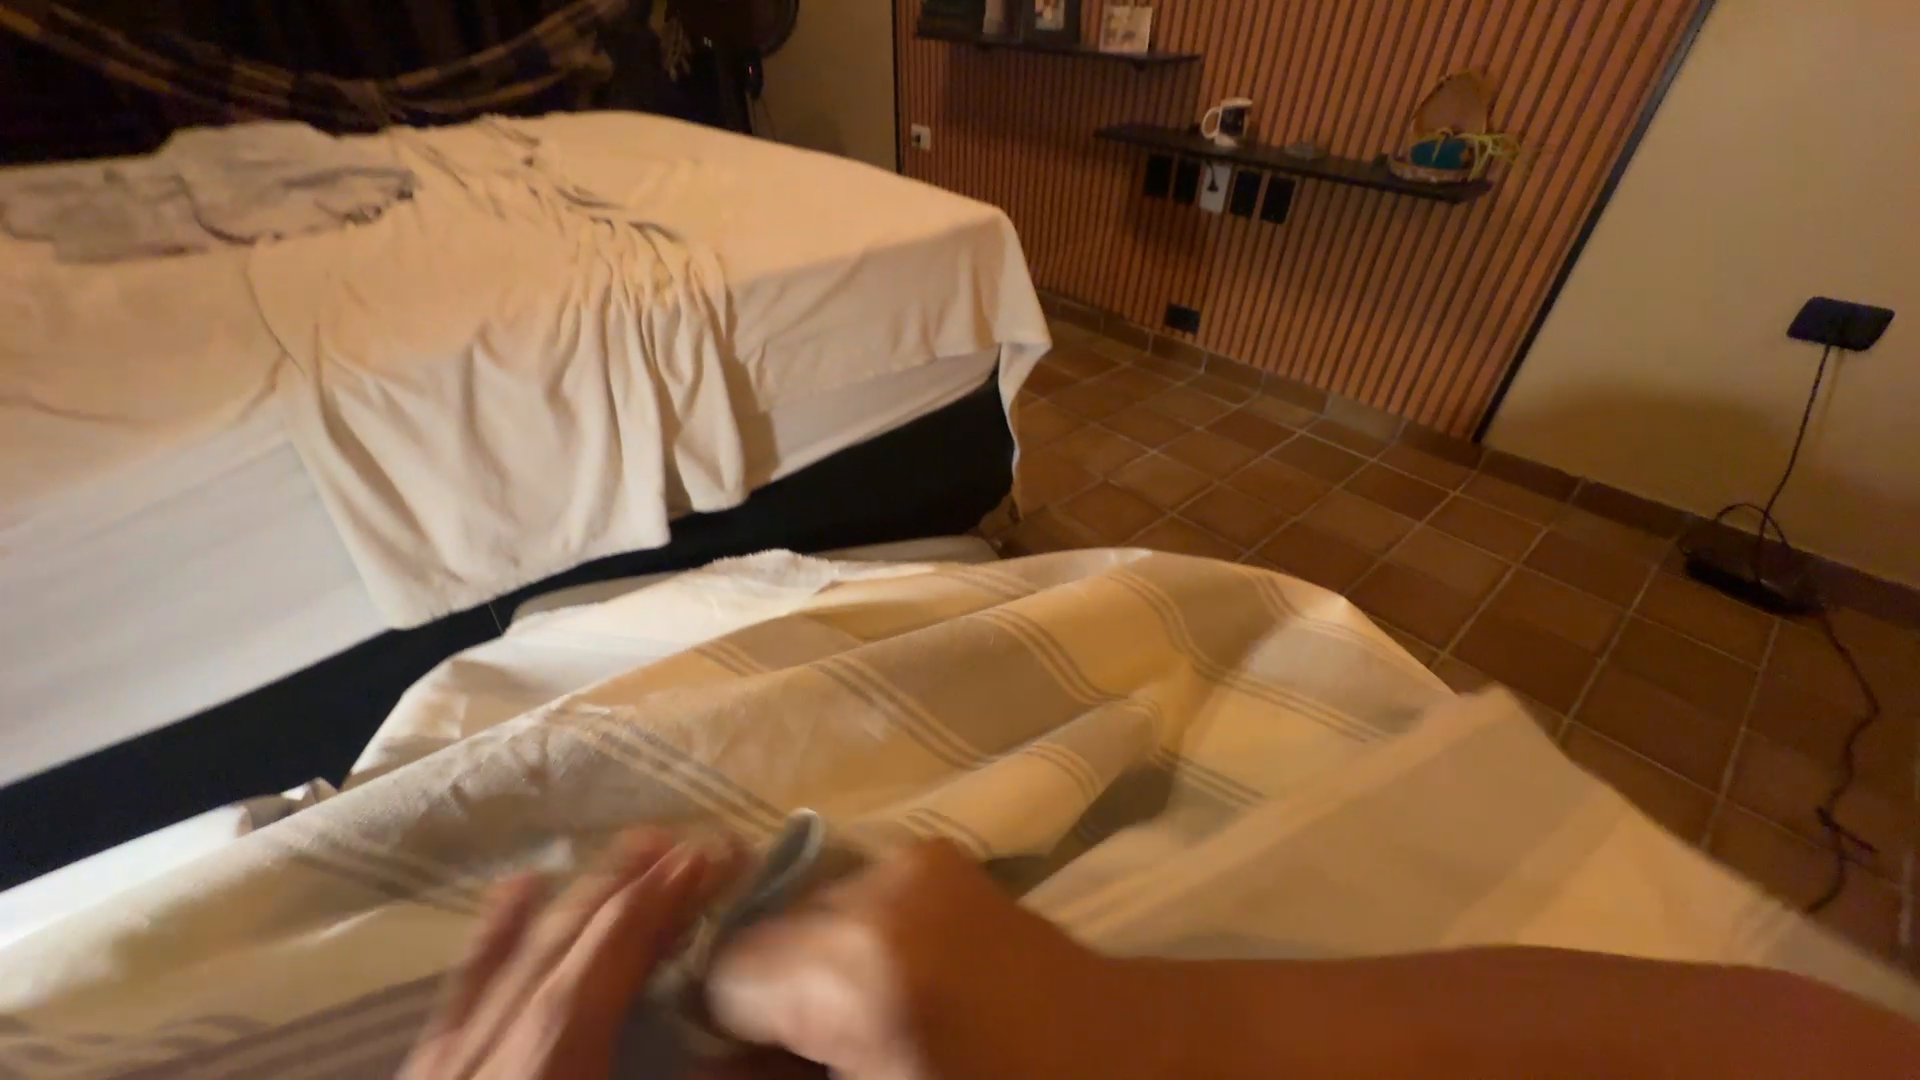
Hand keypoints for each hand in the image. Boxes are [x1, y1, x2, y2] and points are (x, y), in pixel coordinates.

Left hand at [401, 828, 760, 1079]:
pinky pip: (465, 983)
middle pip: (577, 926)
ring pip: (524, 941)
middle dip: (638, 874)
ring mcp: (454, 1052)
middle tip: (690, 839)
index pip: (623, 938)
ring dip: (583, 888)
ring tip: (630, 847)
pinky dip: (497, 930)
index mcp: (558, 1047)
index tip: (720, 853)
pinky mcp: (428, 1072)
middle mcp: (503, 1031)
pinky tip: (517, 889)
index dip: (673, 887)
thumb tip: (782, 1053)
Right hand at [705, 840, 1112, 1079]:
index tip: (761, 1061)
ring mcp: (914, 856)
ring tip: (865, 1006)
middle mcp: (880, 887)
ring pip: (810, 905)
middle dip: (771, 989)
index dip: (728, 1026)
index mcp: (858, 967)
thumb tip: (714, 1057)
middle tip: (817, 1043)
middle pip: (765, 929)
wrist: (1111, 1054)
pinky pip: (857, 890)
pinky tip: (896, 972)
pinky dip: (856, 931)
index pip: (726, 972)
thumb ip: (776, 1075)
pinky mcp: (936, 850)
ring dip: (815, 956)